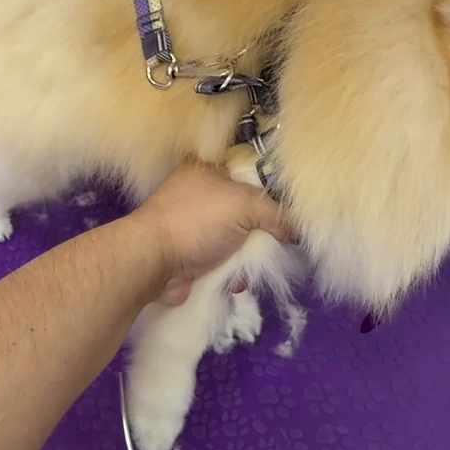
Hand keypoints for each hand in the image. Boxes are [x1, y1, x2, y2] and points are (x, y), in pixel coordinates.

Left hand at [126, 162, 290, 304]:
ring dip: (248, 257)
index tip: (291, 204)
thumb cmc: (197, 220)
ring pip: (239, 240)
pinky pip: (226, 263)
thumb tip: (296, 229)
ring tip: (248, 265)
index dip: (272, 185)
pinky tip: (233, 281)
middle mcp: (202, 194)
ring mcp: (197, 227)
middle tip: (277, 239)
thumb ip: (277, 212)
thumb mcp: (245, 204)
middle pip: (249, 209)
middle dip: (263, 229)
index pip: (250, 168)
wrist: (153, 262)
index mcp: (209, 168)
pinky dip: (232, 273)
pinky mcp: (194, 256)